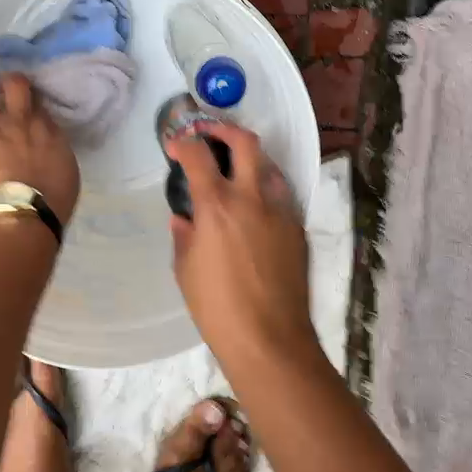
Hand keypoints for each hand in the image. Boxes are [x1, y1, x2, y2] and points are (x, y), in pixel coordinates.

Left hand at [0, 73, 80, 225]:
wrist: (24, 214)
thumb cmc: (55, 194)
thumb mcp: (66, 161)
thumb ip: (53, 139)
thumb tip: (44, 131)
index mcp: (44, 125)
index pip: (36, 96)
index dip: (30, 94)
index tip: (27, 99)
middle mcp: (17, 121)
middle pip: (11, 86)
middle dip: (5, 83)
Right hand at [165, 120, 314, 369]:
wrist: (271, 341)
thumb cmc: (217, 309)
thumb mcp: (185, 271)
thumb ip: (184, 236)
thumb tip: (184, 218)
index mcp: (217, 206)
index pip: (198, 155)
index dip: (182, 142)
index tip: (174, 144)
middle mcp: (252, 198)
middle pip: (246, 141)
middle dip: (224, 129)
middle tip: (209, 134)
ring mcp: (280, 212)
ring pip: (269, 165)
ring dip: (250, 158)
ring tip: (235, 169)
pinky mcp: (297, 229)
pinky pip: (281, 196)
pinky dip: (264, 190)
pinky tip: (254, 208)